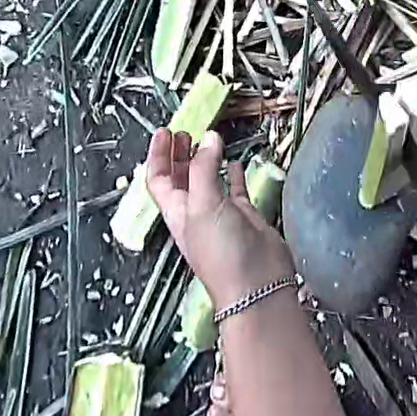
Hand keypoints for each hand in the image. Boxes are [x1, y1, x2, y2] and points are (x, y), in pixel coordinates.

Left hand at [143, 128, 295, 305]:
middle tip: (185, 132)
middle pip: (181, 177)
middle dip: (180, 154)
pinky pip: (236, 188)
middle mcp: (196, 211)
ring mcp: (220, 213)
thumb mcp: (204, 205)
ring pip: (208, 180)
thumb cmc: (223, 253)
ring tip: (209, 140)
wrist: (257, 283)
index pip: (159, 178)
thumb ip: (204, 169)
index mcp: (177, 211)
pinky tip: (236, 161)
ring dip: (206, 160)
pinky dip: (235, 173)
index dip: (158, 155)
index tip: (165, 132)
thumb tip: (208, 140)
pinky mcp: (244, 215)